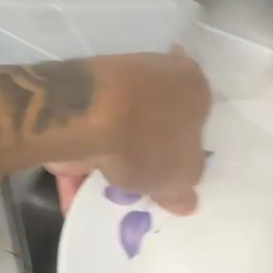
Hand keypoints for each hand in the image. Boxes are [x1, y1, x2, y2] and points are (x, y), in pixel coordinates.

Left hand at [52, 52, 210, 214]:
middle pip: (155, 122)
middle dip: (146, 154)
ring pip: (118, 128)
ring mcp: (112, 81)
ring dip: (110, 160)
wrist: (84, 115)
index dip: (185, 150)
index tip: (172, 176)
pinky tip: (76, 195)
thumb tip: (185, 200)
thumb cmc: (148, 139)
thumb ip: (183, 189)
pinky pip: (84, 137)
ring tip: (105, 198)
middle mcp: (155, 73)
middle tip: (139, 189)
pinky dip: (80, 164)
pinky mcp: (75, 98)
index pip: (197, 119)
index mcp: (192, 84)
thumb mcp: (180, 176)